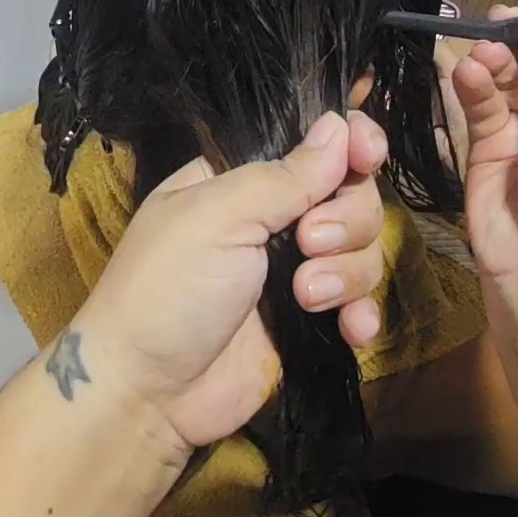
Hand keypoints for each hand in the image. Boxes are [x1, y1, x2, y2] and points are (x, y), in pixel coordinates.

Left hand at [69, 111, 388, 449]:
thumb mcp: (218, 216)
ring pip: (360, 247)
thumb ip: (284, 176)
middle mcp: (271, 216)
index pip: (311, 144)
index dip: (349, 142)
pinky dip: (362, 313)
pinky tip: (352, 331)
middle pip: (348, 193)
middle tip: (309, 242)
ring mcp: (292, 269)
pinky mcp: (308, 320)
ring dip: (348, 270)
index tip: (368, 153)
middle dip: (346, 218)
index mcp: (241, 177)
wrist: (149, 392)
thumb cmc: (170, 286)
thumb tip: (339, 124)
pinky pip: (359, 301)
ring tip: (307, 297)